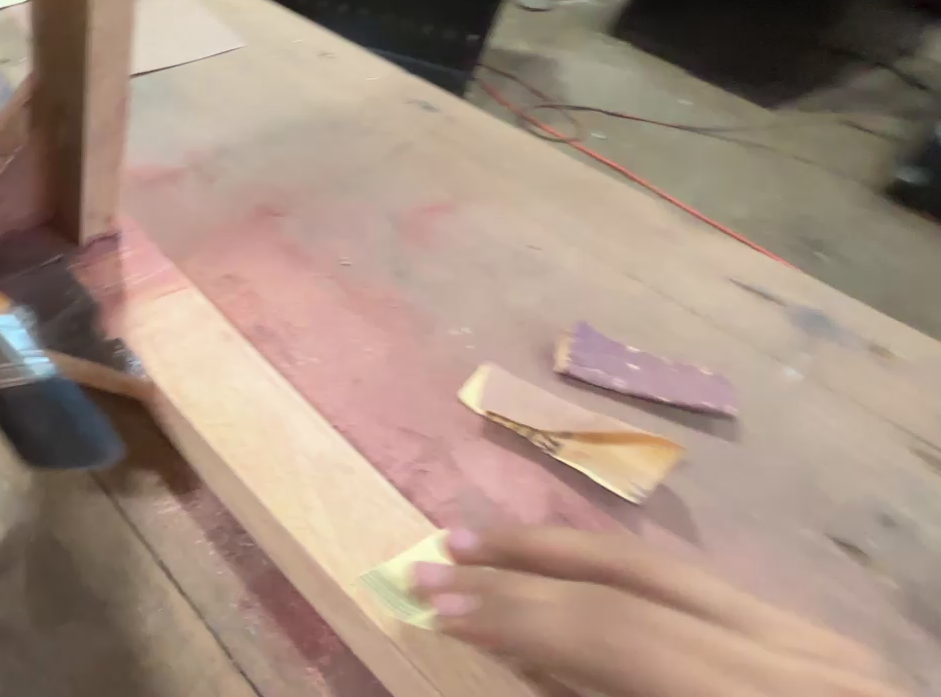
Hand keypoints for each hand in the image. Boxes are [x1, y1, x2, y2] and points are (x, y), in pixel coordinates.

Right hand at [413, 526, 903, 696]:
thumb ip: (583, 691)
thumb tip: (500, 644)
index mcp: (760, 695)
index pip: (612, 631)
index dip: (513, 615)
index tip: (433, 608)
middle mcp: (794, 651)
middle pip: (619, 582)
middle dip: (509, 574)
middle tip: (425, 566)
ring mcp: (799, 631)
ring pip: (642, 560)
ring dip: (539, 549)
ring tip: (464, 542)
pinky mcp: (794, 626)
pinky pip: (669, 575)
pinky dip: (592, 564)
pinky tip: (538, 556)